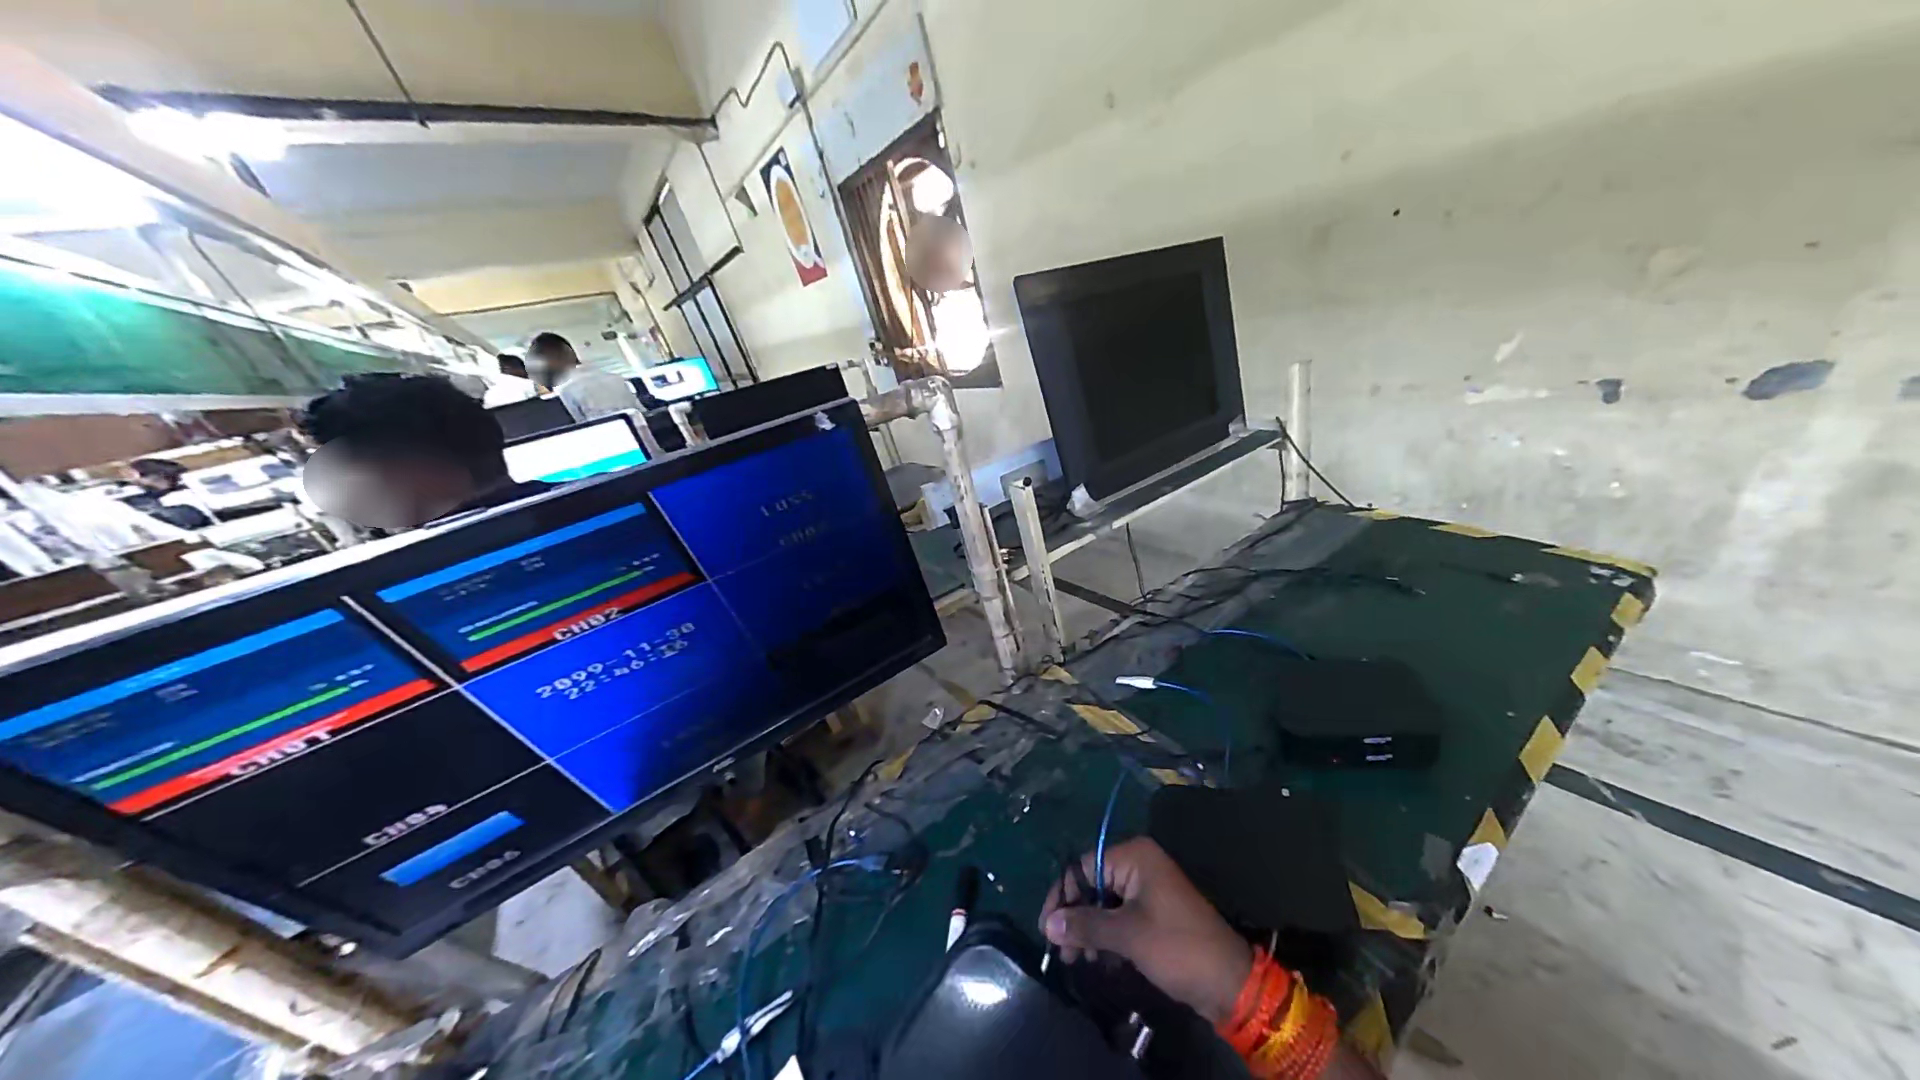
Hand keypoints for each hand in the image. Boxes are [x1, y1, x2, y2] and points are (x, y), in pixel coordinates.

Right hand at [1039, 837, 1252, 1024]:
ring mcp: (1147, 888)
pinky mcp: (1153, 912)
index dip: (1062, 897)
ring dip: (1089, 930)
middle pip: (1091, 885)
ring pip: (1103, 903)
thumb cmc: (1178, 948)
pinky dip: (1106, 936)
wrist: (1230, 983)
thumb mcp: (1127, 936)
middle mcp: (1139, 864)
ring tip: (1080, 961)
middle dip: (1075, 918)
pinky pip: (1118, 916)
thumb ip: (1085, 925)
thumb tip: (1048, 925)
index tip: (1047, 929)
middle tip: (1063, 952)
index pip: (1082, 868)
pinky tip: (1099, 960)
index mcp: (1134, 857)